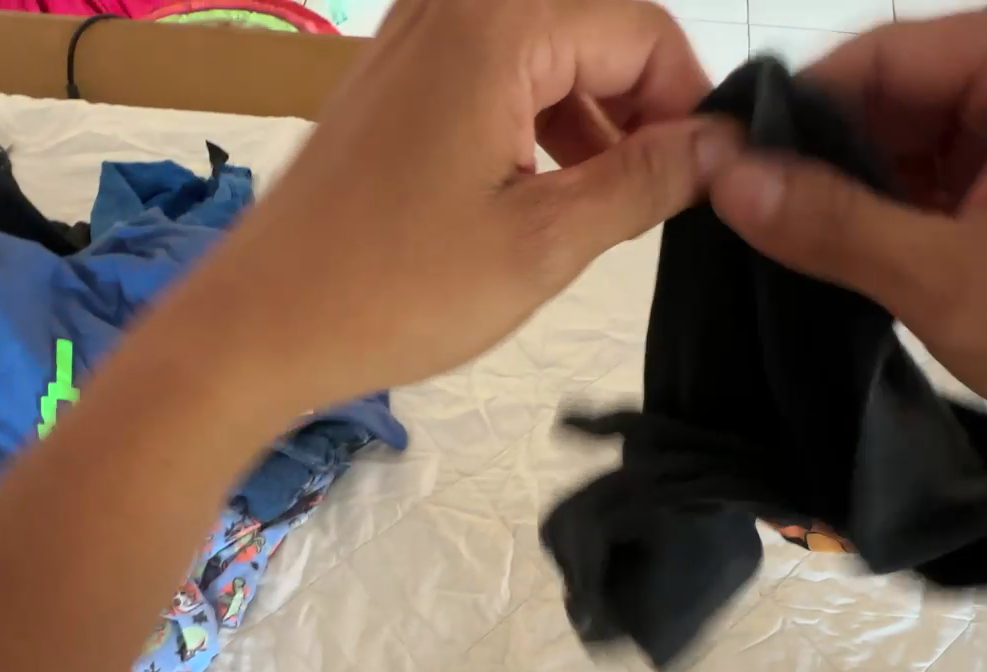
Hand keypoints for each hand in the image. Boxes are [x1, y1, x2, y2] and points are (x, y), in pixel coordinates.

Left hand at [203, 0, 738, 407]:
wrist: (267, 326)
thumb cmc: (402, 291)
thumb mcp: (544, 242)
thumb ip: (643, 181)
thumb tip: (719, 145)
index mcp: (498, 20)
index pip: (641, 28)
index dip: (688, 102)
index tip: (707, 178)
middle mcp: (452, 4)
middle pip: (591, 32)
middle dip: (639, 112)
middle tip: (657, 200)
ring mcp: (412, 40)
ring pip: (542, 60)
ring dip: (589, 125)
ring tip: (603, 207)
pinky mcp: (392, 86)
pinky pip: (491, 83)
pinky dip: (534, 130)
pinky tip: (541, 194)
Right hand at [706, 0, 986, 467]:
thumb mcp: (948, 279)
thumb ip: (830, 223)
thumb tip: (721, 175)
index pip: (885, 56)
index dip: (792, 117)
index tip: (720, 178)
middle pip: (905, 96)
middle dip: (828, 164)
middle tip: (751, 228)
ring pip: (925, 142)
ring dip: (863, 197)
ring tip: (796, 250)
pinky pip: (958, 176)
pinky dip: (905, 216)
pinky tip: (861, 257)